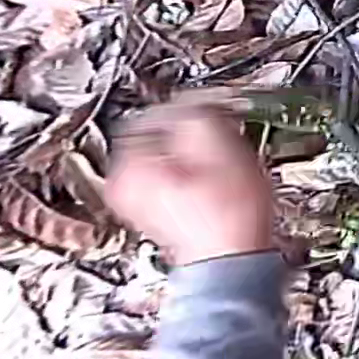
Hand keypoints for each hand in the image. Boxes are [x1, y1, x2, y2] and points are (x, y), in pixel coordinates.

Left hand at [106, 94, 275, 265]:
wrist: (233, 257)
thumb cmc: (227, 212)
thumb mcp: (220, 151)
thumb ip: (200, 117)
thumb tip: (192, 100)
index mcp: (130, 168)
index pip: (152, 116)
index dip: (189, 105)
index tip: (214, 105)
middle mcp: (124, 186)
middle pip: (159, 136)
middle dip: (193, 128)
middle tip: (222, 130)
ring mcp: (140, 202)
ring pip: (170, 155)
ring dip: (198, 147)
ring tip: (225, 153)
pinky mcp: (160, 211)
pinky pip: (177, 173)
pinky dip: (198, 167)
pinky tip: (220, 174)